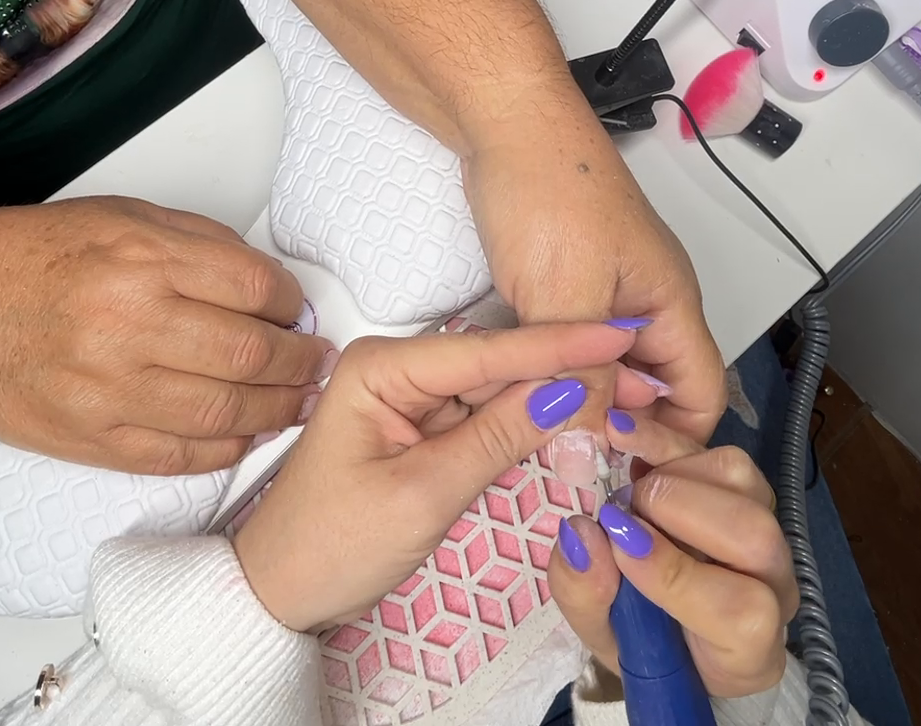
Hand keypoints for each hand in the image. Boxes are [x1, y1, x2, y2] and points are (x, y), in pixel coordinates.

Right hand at [0, 197, 333, 474]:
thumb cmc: (46, 254)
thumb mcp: (131, 218)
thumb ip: (205, 247)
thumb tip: (273, 288)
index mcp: (144, 260)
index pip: (255, 288)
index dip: (293, 303)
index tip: (299, 311)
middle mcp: (127, 325)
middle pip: (249, 355)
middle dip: (301, 362)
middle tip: (317, 362)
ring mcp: (105, 389)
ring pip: (223, 413)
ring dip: (277, 411)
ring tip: (300, 401)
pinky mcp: (85, 438)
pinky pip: (176, 457)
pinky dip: (225, 451)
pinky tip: (249, 436)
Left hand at [234, 322, 637, 630]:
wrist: (283, 591)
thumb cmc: (336, 544)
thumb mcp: (424, 493)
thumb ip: (498, 437)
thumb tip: (568, 389)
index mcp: (384, 366)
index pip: (484, 351)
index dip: (557, 342)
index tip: (618, 329)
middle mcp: (399, 366)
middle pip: (495, 362)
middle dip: (565, 368)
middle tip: (637, 372)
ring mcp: (412, 394)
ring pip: (496, 386)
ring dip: (553, 393)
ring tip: (622, 391)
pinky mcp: (423, 422)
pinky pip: (484, 412)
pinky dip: (526, 418)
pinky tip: (572, 412)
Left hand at [463, 97, 724, 440]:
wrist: (504, 125)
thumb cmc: (549, 196)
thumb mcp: (567, 293)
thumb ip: (582, 374)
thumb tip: (590, 451)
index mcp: (668, 303)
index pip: (700, 392)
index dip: (676, 439)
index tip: (628, 475)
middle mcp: (643, 302)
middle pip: (653, 386)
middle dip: (622, 428)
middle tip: (576, 468)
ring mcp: (601, 291)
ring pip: (606, 367)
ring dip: (584, 402)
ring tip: (547, 441)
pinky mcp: (563, 282)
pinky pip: (572, 345)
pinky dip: (557, 372)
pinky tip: (527, 395)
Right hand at [549, 411, 796, 697]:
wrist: (664, 618)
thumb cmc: (637, 637)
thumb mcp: (595, 627)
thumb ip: (584, 591)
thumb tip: (581, 533)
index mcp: (745, 651)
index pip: (742, 612)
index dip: (676, 573)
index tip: (616, 541)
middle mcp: (772, 590)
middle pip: (755, 536)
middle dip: (675, 508)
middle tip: (619, 505)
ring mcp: (768, 533)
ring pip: (744, 486)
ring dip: (675, 475)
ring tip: (629, 485)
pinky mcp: (750, 492)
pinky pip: (725, 458)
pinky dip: (672, 445)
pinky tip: (632, 448)